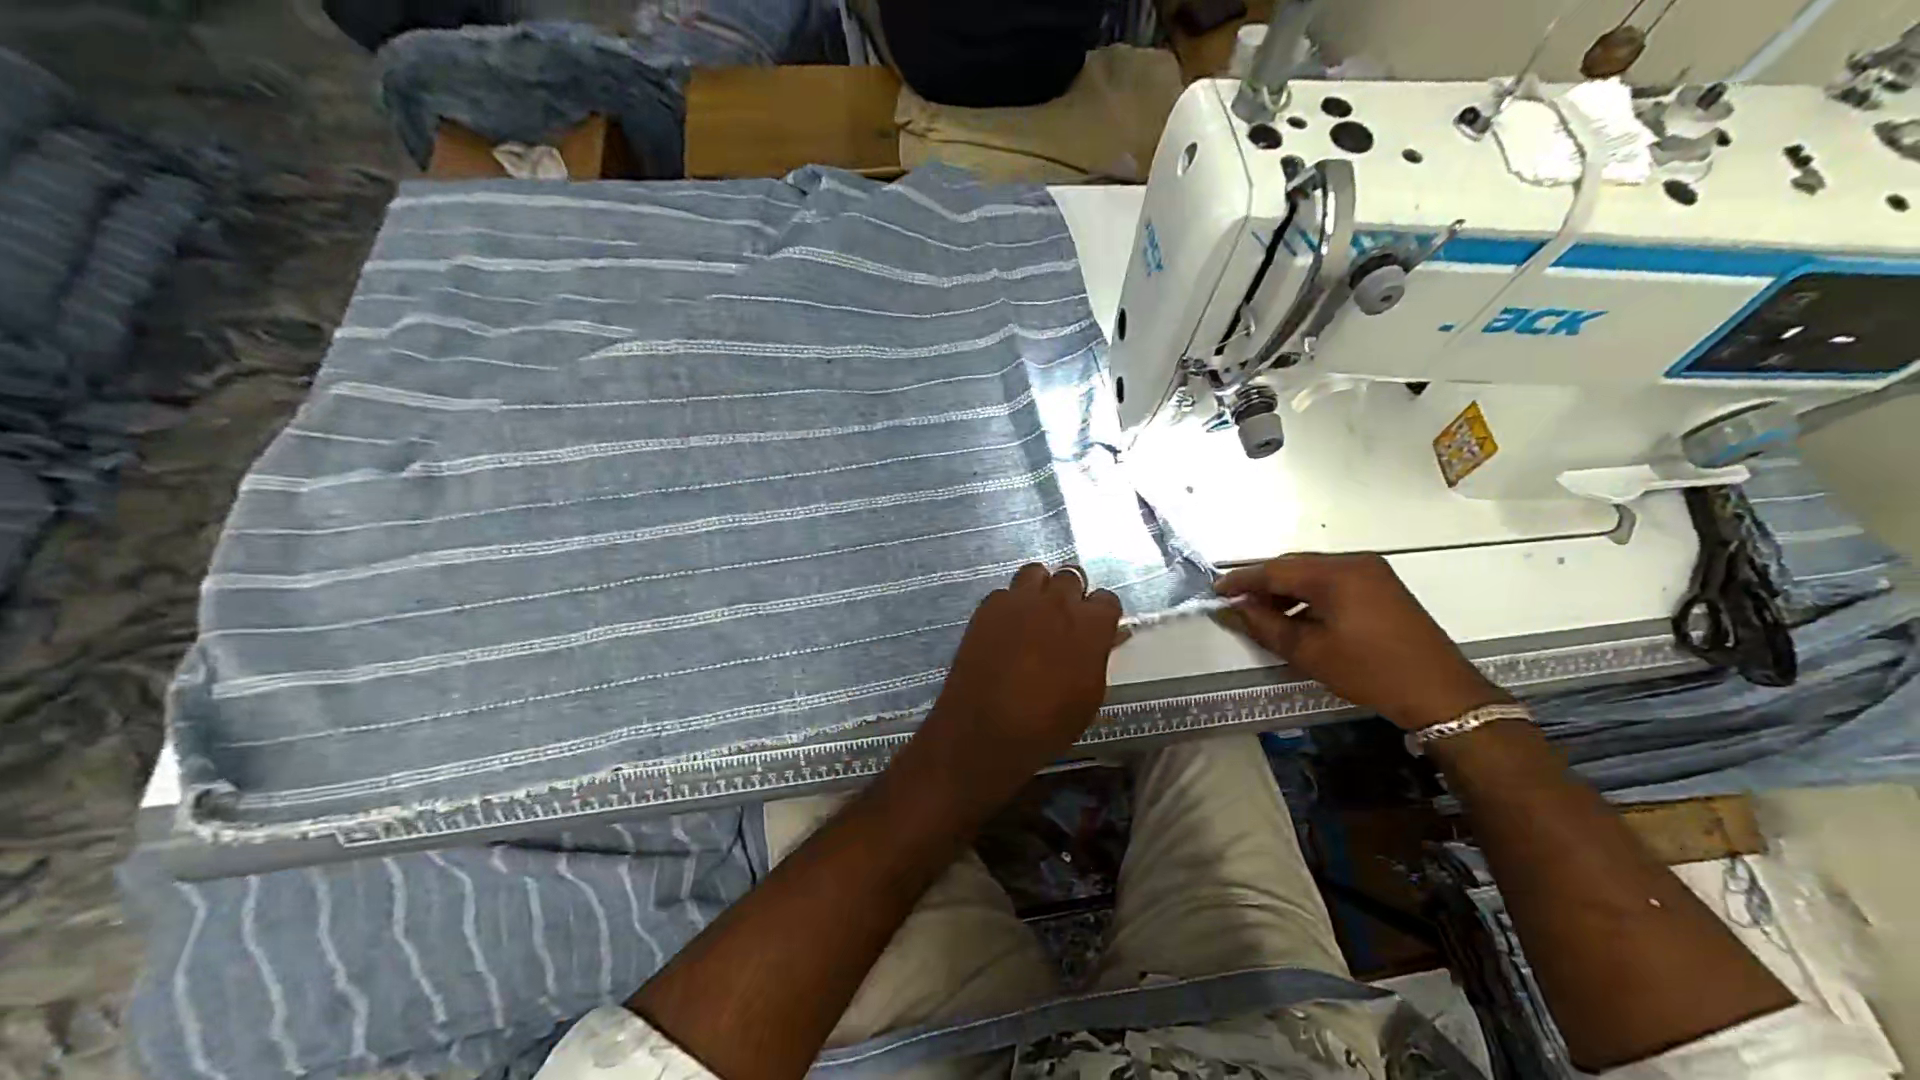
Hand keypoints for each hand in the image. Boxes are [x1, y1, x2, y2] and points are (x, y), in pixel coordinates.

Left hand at [903, 563, 1121, 814]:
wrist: (986, 728)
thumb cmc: (1048, 723)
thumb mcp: (1088, 695)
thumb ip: (1097, 656)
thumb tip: (1104, 638)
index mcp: (1091, 624)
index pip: (1107, 599)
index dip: (1101, 614)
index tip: (1096, 628)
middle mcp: (1058, 602)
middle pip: (1071, 577)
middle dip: (1071, 594)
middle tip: (1063, 619)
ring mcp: (1020, 600)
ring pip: (1035, 573)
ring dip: (1040, 588)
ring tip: (1034, 613)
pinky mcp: (988, 606)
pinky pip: (1005, 593)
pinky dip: (1009, 604)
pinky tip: (1005, 628)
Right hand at [1214, 553, 1508, 731]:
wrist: (1441, 692)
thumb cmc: (1370, 671)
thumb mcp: (1309, 652)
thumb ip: (1264, 626)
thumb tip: (1231, 610)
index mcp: (1336, 574)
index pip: (1275, 570)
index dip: (1241, 580)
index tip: (1215, 591)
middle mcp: (1355, 562)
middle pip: (1294, 566)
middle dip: (1263, 584)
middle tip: (1237, 604)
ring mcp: (1373, 572)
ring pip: (1314, 573)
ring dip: (1286, 590)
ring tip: (1264, 614)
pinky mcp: (1382, 586)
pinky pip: (1333, 580)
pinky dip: (1309, 594)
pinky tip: (1298, 616)